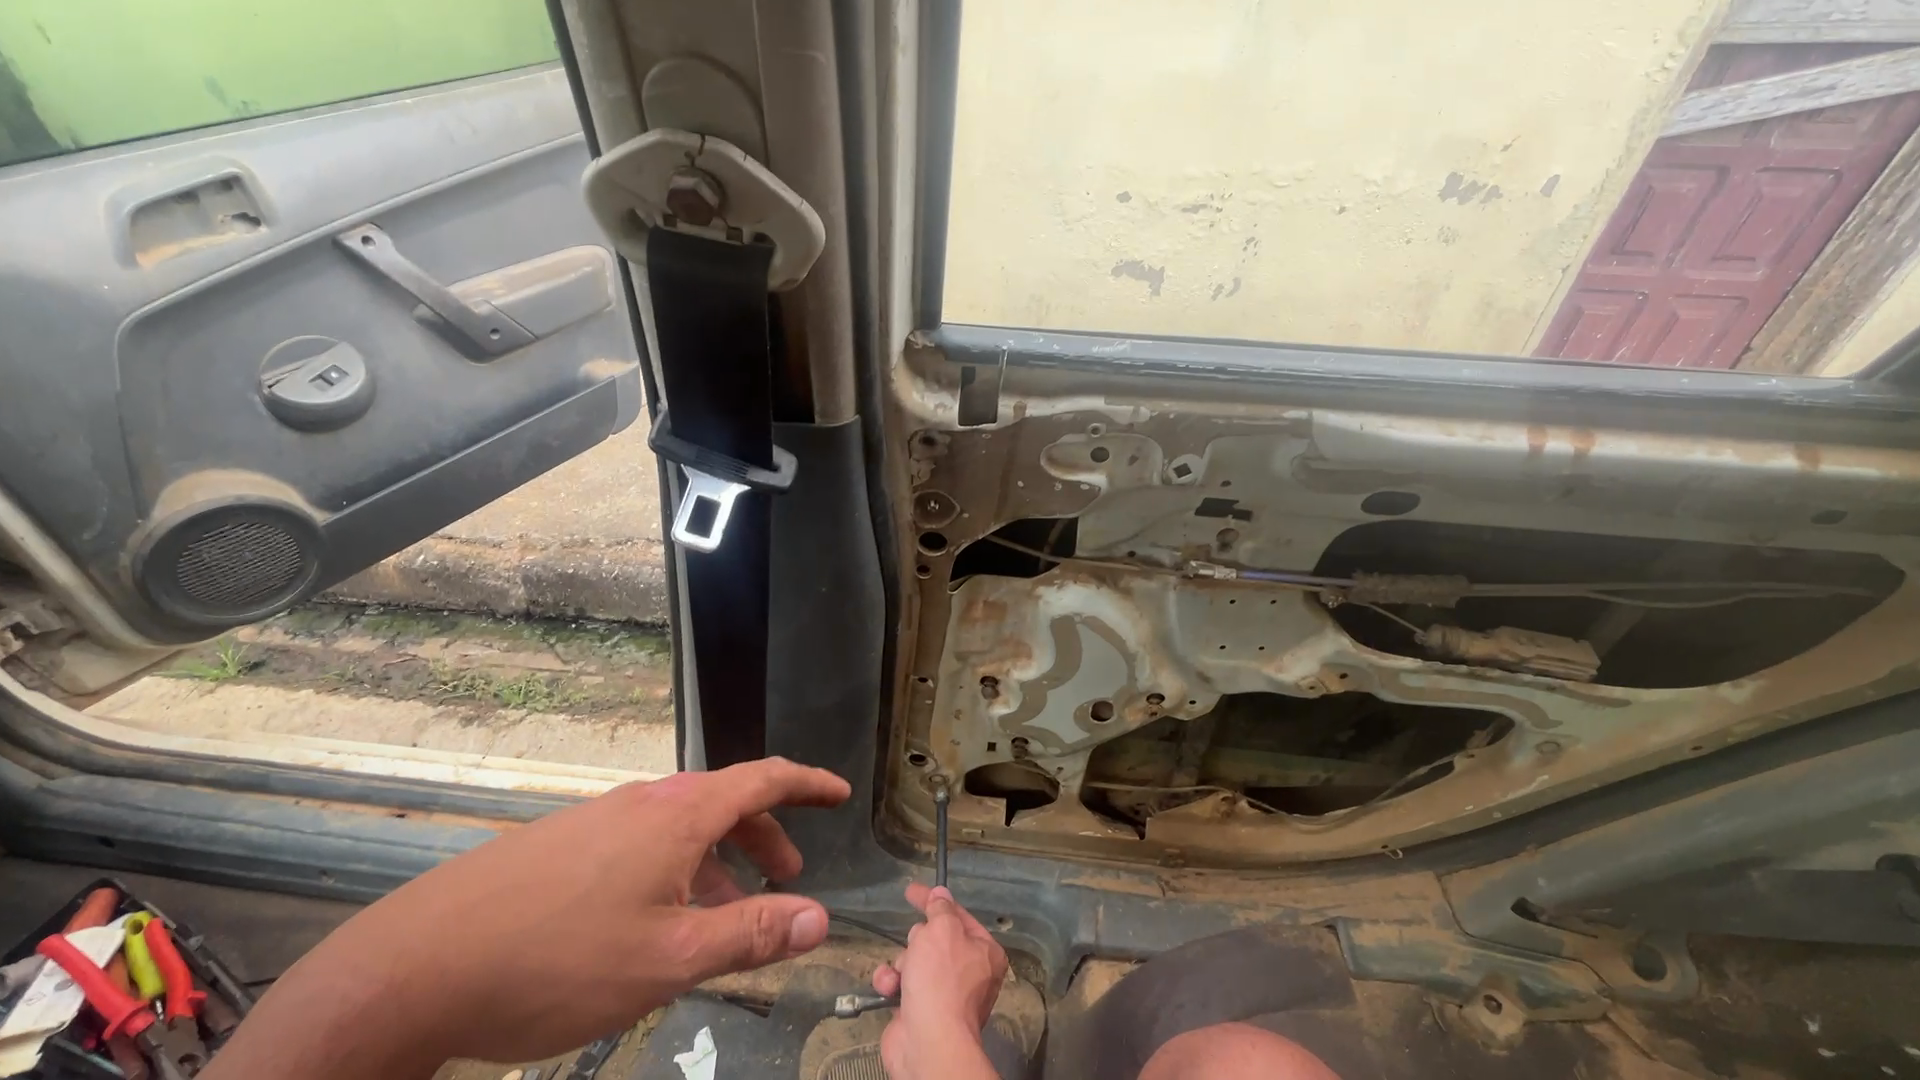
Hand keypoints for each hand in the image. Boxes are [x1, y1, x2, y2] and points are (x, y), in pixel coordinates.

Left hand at [202, 758, 851, 1078]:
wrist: (413, 968)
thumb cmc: (558, 962)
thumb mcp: (670, 959)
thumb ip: (751, 934)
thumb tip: (820, 918)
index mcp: (677, 816)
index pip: (761, 780)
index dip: (807, 784)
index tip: (839, 793)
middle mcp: (639, 803)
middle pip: (722, 802)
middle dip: (764, 836)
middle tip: (786, 880)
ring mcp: (593, 820)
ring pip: (678, 827)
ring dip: (717, 860)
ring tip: (723, 914)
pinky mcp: (557, 845)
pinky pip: (639, 843)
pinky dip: (673, 870)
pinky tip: (652, 921)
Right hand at [870, 885, 1007, 1079]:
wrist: (928, 1042)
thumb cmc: (942, 979)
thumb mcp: (943, 930)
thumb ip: (940, 908)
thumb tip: (941, 894)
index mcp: (984, 952)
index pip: (958, 915)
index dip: (935, 899)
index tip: (911, 890)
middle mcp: (968, 973)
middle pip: (934, 939)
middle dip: (918, 940)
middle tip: (917, 947)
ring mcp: (944, 994)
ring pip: (913, 960)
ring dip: (902, 963)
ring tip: (903, 976)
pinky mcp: (920, 1010)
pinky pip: (901, 984)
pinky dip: (891, 984)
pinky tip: (890, 989)